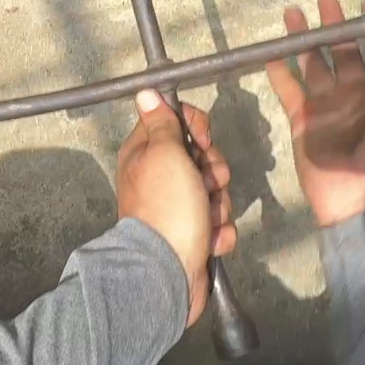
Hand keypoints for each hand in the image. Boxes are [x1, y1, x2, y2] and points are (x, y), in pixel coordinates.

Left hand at [116, 90, 238, 324]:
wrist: (166, 272)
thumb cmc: (166, 207)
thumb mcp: (164, 153)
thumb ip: (162, 122)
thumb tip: (145, 91)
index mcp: (146, 154)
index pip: (176, 120)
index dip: (197, 126)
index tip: (203, 139)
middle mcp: (160, 178)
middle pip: (202, 156)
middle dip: (214, 171)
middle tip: (206, 183)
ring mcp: (177, 207)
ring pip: (215, 189)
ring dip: (219, 204)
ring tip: (207, 219)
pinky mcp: (194, 234)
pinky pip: (219, 221)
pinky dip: (219, 231)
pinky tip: (210, 240)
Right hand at [265, 0, 364, 226]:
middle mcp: (359, 93)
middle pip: (345, 51)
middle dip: (336, 25)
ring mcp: (329, 106)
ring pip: (314, 64)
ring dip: (305, 39)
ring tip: (293, 12)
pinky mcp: (304, 120)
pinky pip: (288, 91)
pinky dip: (279, 72)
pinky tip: (272, 51)